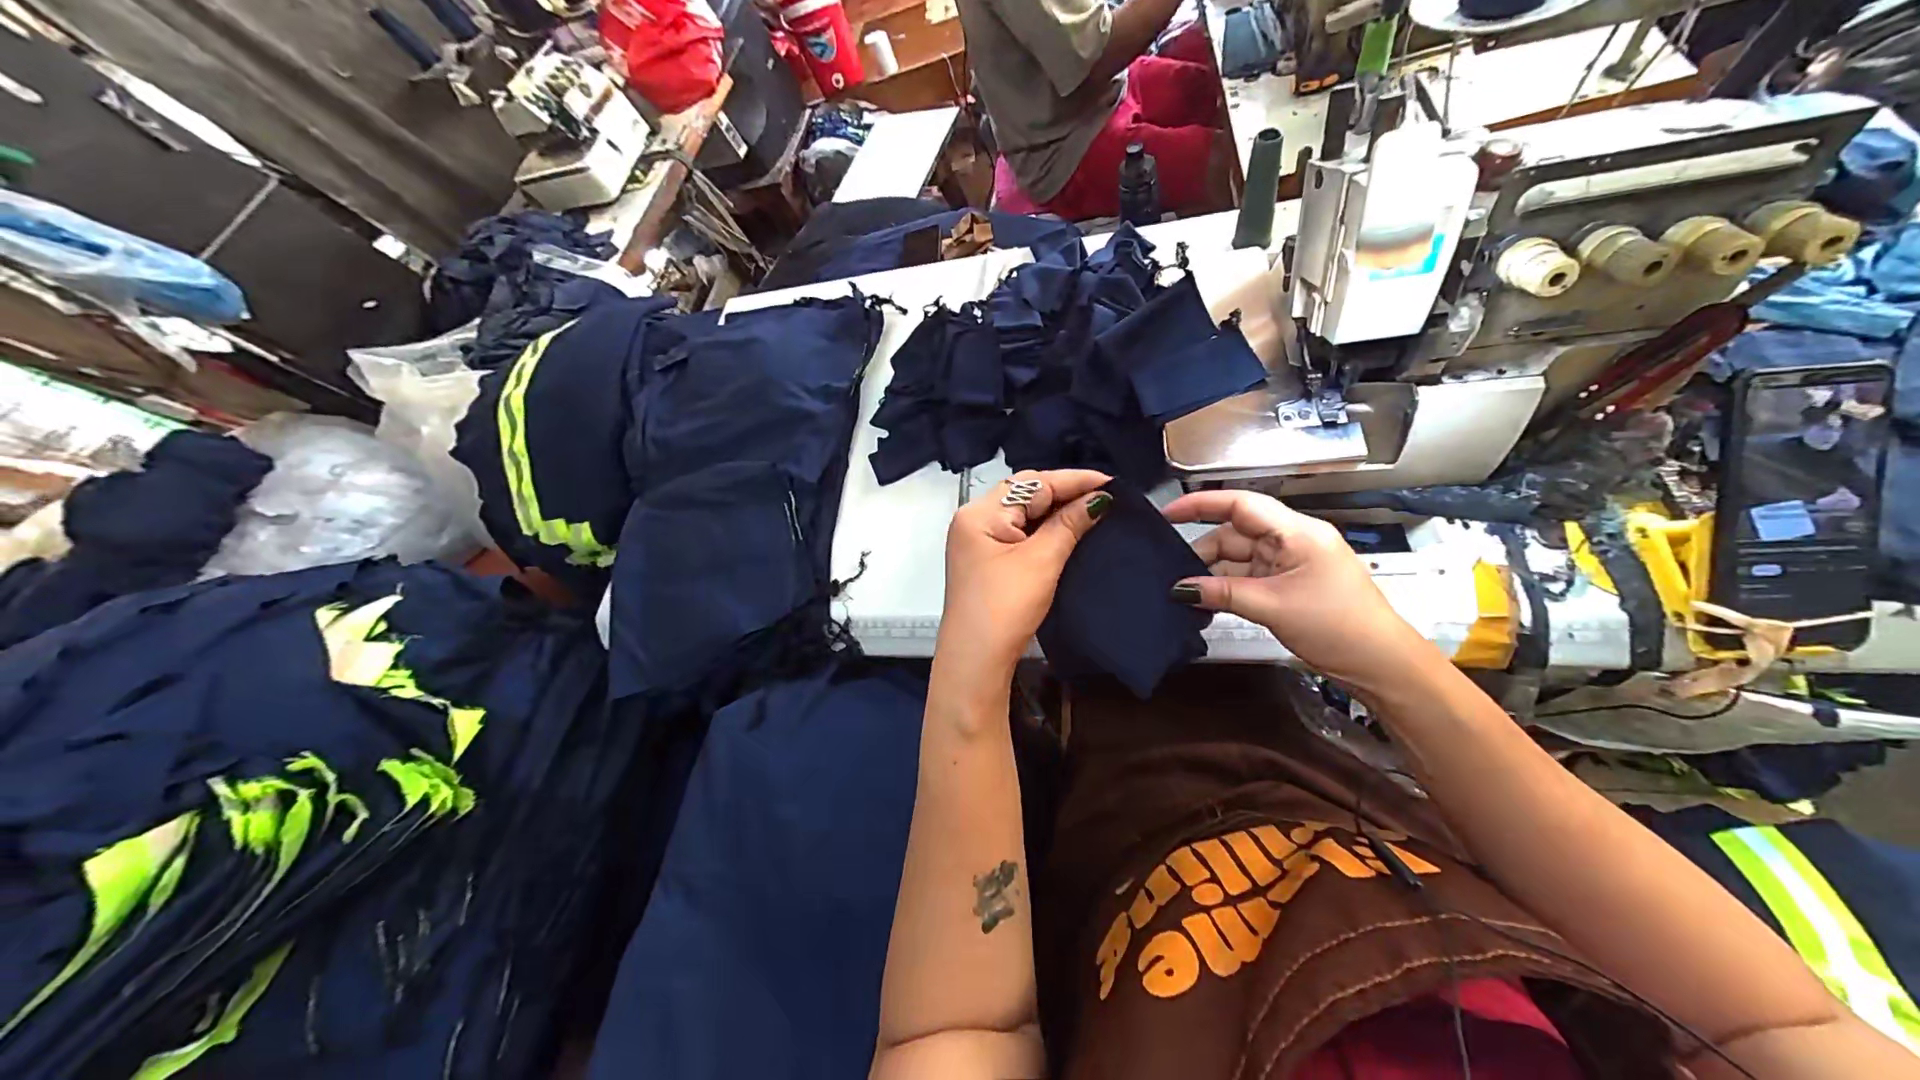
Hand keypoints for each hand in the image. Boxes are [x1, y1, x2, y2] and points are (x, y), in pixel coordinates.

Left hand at [937, 470, 1112, 683]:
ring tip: (1093, 509)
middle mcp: (974, 520)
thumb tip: (1098, 499)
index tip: (1111, 483)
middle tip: (1105, 496)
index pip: (1031, 483)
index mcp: (979, 514)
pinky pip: (1019, 532)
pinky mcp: (986, 559)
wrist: (976, 660)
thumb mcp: (1041, 561)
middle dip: (1064, 492)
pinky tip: (1069, 530)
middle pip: (1024, 493)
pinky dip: (1044, 529)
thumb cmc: (1005, 609)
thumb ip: (1069, 524)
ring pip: (1023, 512)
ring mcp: (978, 541)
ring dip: (1056, 511)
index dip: (1073, 481)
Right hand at [1162, 489, 1432, 692]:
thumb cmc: (1339, 627)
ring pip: (1238, 558)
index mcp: (1297, 532)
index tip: (1168, 513)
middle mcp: (1292, 541)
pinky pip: (1247, 577)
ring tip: (1186, 594)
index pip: (1241, 505)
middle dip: (1203, 552)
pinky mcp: (1288, 585)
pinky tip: (1206, 601)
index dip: (1201, 504)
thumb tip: (1180, 589)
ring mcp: (1290, 563)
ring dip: (1212, 574)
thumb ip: (1222, 593)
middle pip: (1235, 533)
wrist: (1380, 664)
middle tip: (1173, 575)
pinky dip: (1226, 588)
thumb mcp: (1273, 606)